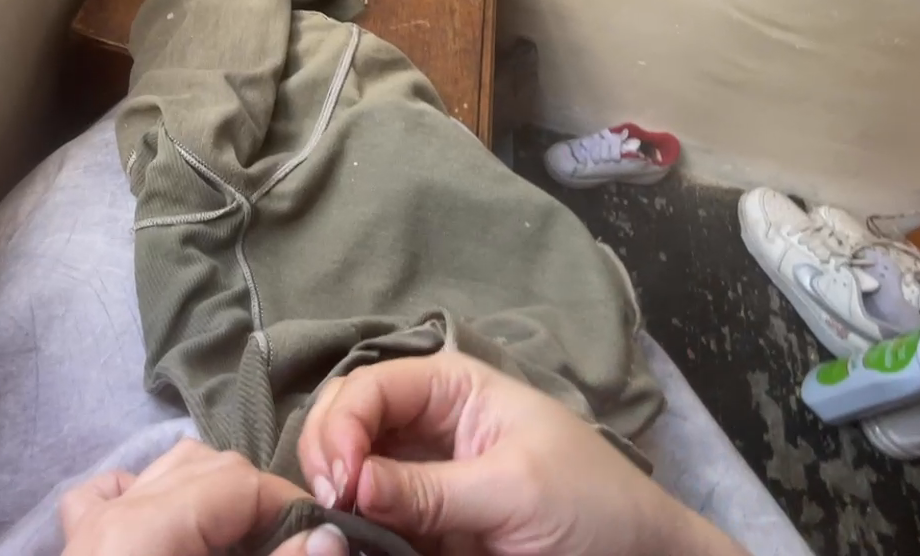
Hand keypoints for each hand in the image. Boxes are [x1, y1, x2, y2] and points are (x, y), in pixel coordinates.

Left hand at [61, 438, 342, 555]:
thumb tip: (331, 535)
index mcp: (143, 531)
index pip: (236, 481)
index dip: (287, 500)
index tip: (323, 530)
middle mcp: (112, 514)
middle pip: (205, 466)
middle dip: (255, 496)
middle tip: (290, 539)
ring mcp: (87, 526)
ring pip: (163, 468)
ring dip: (210, 490)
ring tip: (244, 535)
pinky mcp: (76, 541)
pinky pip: (110, 491)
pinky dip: (147, 493)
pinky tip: (171, 521)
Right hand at [296, 352, 742, 555]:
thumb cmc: (592, 506)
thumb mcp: (514, 492)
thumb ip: (429, 489)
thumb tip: (351, 487)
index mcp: (446, 386)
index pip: (370, 387)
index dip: (343, 426)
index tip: (341, 484)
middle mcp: (422, 418)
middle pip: (346, 414)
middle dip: (327, 449)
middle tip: (329, 503)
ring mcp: (418, 466)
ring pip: (348, 459)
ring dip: (330, 482)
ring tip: (334, 521)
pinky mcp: (421, 514)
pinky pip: (370, 506)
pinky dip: (350, 517)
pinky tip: (347, 533)